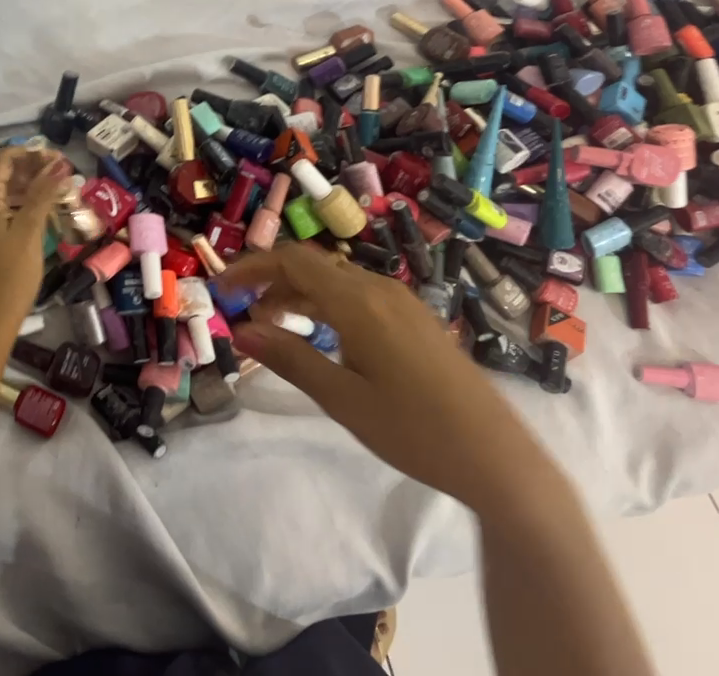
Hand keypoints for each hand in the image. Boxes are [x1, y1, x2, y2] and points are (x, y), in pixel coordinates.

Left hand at [0, 147, 71, 342]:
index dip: (33, 154)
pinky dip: (16, 208)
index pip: (4, 160)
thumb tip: (59, 165)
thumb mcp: (29, 232)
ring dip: (26, 190)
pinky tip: (38, 215)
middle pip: (0, 176)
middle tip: (63, 176)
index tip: (61, 161)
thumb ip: (42, 194)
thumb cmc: (10, 277)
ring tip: (56, 193)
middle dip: (31, 171)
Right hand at [218, 244, 538, 505]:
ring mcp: (403, 303)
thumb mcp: (343, 399)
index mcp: (359, 302)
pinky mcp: (416, 320)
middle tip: (241, 312)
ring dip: (298, 294)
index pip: (293, 261)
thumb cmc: (414, 431)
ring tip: (273, 326)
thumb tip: (242, 331)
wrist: (497, 457)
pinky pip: (359, 296)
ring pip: (337, 281)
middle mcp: (381, 290)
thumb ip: (291, 358)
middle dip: (271, 281)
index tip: (221, 290)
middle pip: (314, 267)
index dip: (251, 267)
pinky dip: (327, 305)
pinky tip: (320, 336)